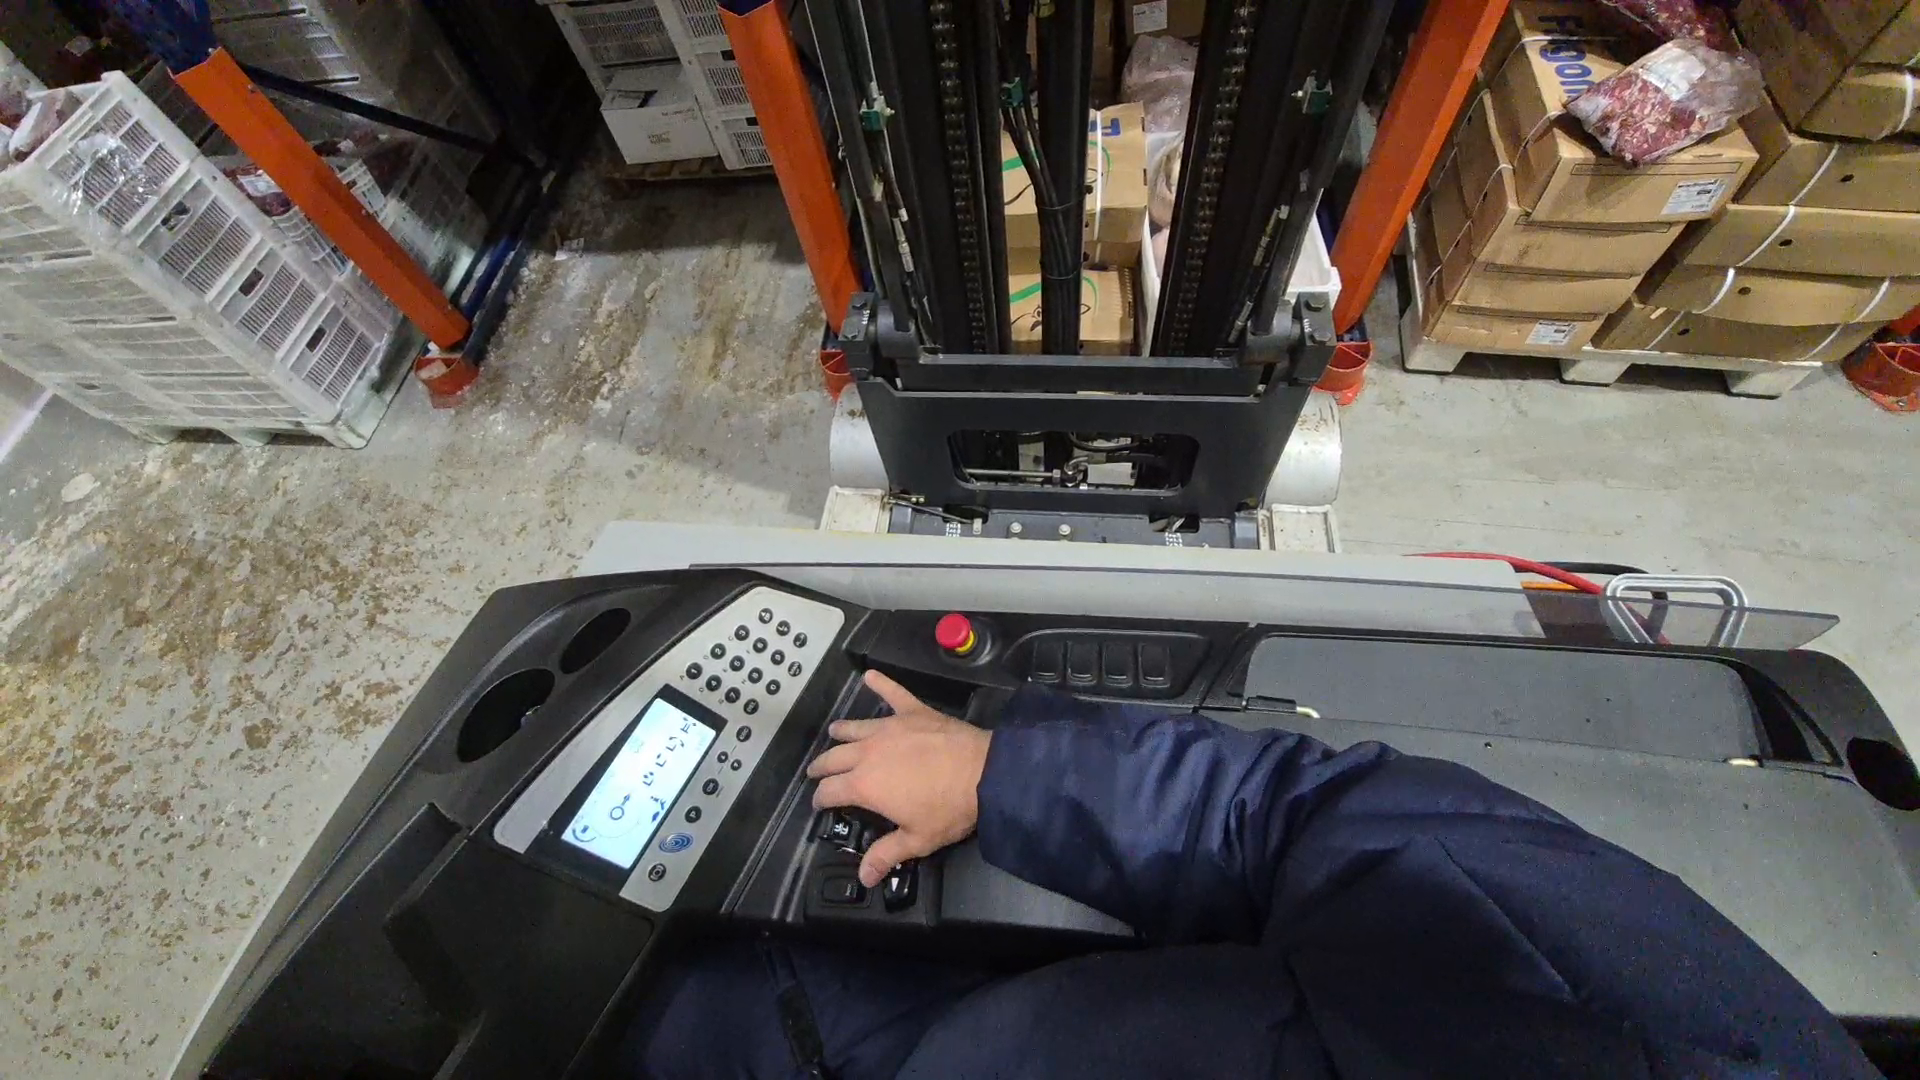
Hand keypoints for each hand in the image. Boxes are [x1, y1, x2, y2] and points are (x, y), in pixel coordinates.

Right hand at [807, 671, 991, 886]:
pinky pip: (893, 693)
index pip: (831, 791)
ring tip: (834, 733)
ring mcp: (890, 727)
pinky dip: (881, 683)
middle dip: (822, 765)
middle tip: (816, 771)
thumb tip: (863, 877)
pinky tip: (870, 674)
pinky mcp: (913, 711)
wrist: (983, 773)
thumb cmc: (949, 809)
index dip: (820, 799)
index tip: (818, 803)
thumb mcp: (916, 839)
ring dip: (842, 731)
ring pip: (856, 727)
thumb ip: (886, 855)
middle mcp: (869, 751)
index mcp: (864, 784)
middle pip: (835, 757)